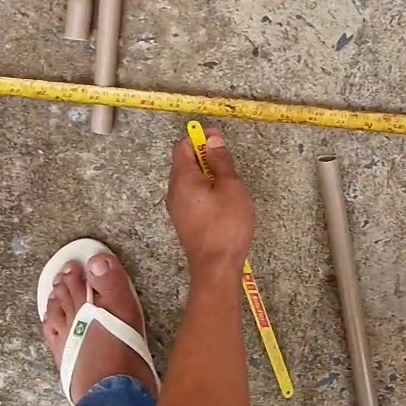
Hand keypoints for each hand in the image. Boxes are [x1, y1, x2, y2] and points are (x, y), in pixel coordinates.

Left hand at [166, 127, 255, 280]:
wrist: (216, 266)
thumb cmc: (226, 225)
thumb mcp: (230, 186)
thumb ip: (221, 160)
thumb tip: (212, 139)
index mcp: (182, 178)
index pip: (183, 146)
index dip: (200, 138)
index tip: (220, 140)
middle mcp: (174, 191)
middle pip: (185, 162)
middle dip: (206, 157)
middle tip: (229, 165)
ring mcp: (178, 208)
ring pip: (190, 180)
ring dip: (209, 175)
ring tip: (230, 185)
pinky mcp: (185, 221)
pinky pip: (193, 196)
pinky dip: (206, 191)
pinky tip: (224, 202)